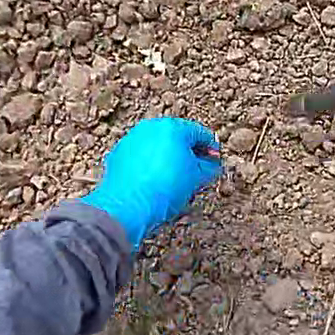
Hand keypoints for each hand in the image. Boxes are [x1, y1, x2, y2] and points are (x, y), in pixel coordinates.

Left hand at [79, 118, 221, 249]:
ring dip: (169, 157)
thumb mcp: (196, 178)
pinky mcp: (118, 154)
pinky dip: (151, 164)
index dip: (212, 149)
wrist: (128, 206)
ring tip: (176, 178)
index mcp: (174, 128)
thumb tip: (211, 166)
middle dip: (189, 152)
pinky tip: (156, 180)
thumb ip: (209, 167)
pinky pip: (141, 155)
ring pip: (158, 145)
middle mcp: (151, 128)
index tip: (215, 161)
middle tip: (198, 170)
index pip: (201, 134)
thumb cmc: (165, 188)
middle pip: (178, 137)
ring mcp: (132, 139)